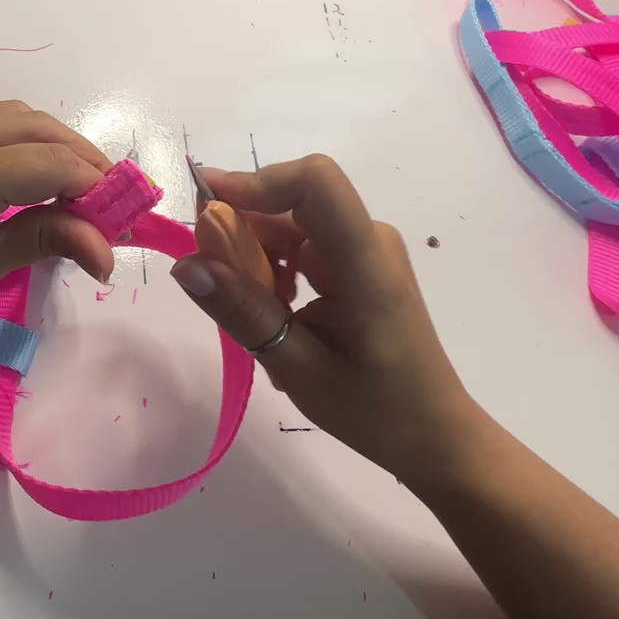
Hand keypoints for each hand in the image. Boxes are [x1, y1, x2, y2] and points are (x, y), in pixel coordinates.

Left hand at [0, 101, 118, 379]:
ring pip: (10, 116)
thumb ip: (39, 241)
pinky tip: (38, 177)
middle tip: (109, 201)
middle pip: (32, 125)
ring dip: (53, 143)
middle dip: (80, 157)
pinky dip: (22, 142)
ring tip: (80, 190)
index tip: (122, 216)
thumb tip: (107, 247)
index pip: (44, 162)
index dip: (92, 184)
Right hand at [169, 154, 489, 485]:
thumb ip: (243, 312)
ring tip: (252, 318)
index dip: (256, 183)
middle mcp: (365, 239)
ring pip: (281, 225)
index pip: (315, 184)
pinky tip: (271, 314)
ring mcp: (359, 247)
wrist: (433, 435)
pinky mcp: (348, 261)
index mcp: (365, 262)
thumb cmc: (377, 410)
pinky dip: (266, 271)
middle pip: (284, 206)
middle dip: (238, 236)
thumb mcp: (299, 370)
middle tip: (218, 295)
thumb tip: (186, 265)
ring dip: (250, 260)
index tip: (202, 210)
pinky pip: (291, 245)